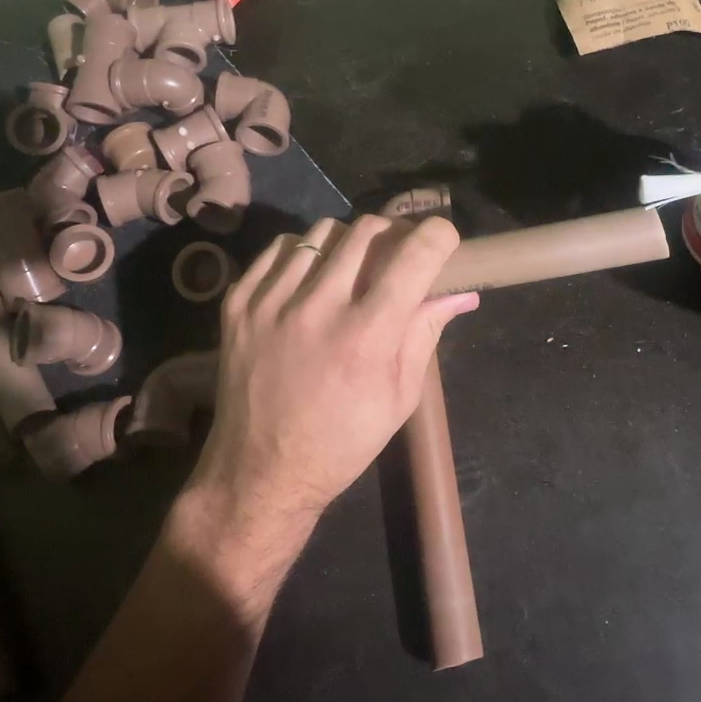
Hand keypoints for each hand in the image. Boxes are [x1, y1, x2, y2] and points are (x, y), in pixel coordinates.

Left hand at [191, 215, 477, 523]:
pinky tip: (311, 279)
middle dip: (395, 234)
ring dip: (349, 243)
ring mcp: (271, 302)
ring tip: (352, 270)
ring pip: (322, 232)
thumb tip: (462, 292)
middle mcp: (318, 308)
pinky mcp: (238, 303)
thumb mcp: (399, 397)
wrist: (261, 471)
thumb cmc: (343, 441)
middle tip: (400, 254)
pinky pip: (280, 248)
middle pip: (367, 230)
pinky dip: (304, 253)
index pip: (413, 256)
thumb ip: (425, 333)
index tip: (443, 239)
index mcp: (366, 337)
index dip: (437, 236)